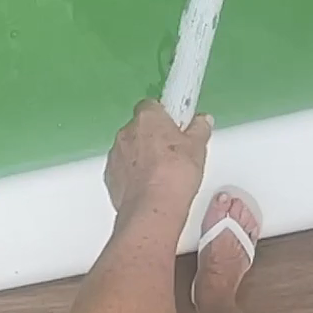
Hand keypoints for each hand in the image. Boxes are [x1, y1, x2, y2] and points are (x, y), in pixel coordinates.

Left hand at [103, 100, 212, 218]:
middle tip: (172, 151)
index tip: (175, 123)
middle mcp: (126, 132)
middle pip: (139, 127)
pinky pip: (121, 169)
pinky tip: (148, 185)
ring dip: (140, 156)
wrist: (153, 207)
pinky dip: (132, 174)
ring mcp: (115, 154)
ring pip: (128, 149)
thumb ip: (199, 129)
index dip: (163, 114)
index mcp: (148, 118)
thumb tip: (202, 122)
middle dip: (152, 136)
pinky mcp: (110, 176)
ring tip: (161, 172)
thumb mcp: (197, 147)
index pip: (151, 105)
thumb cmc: (174, 175)